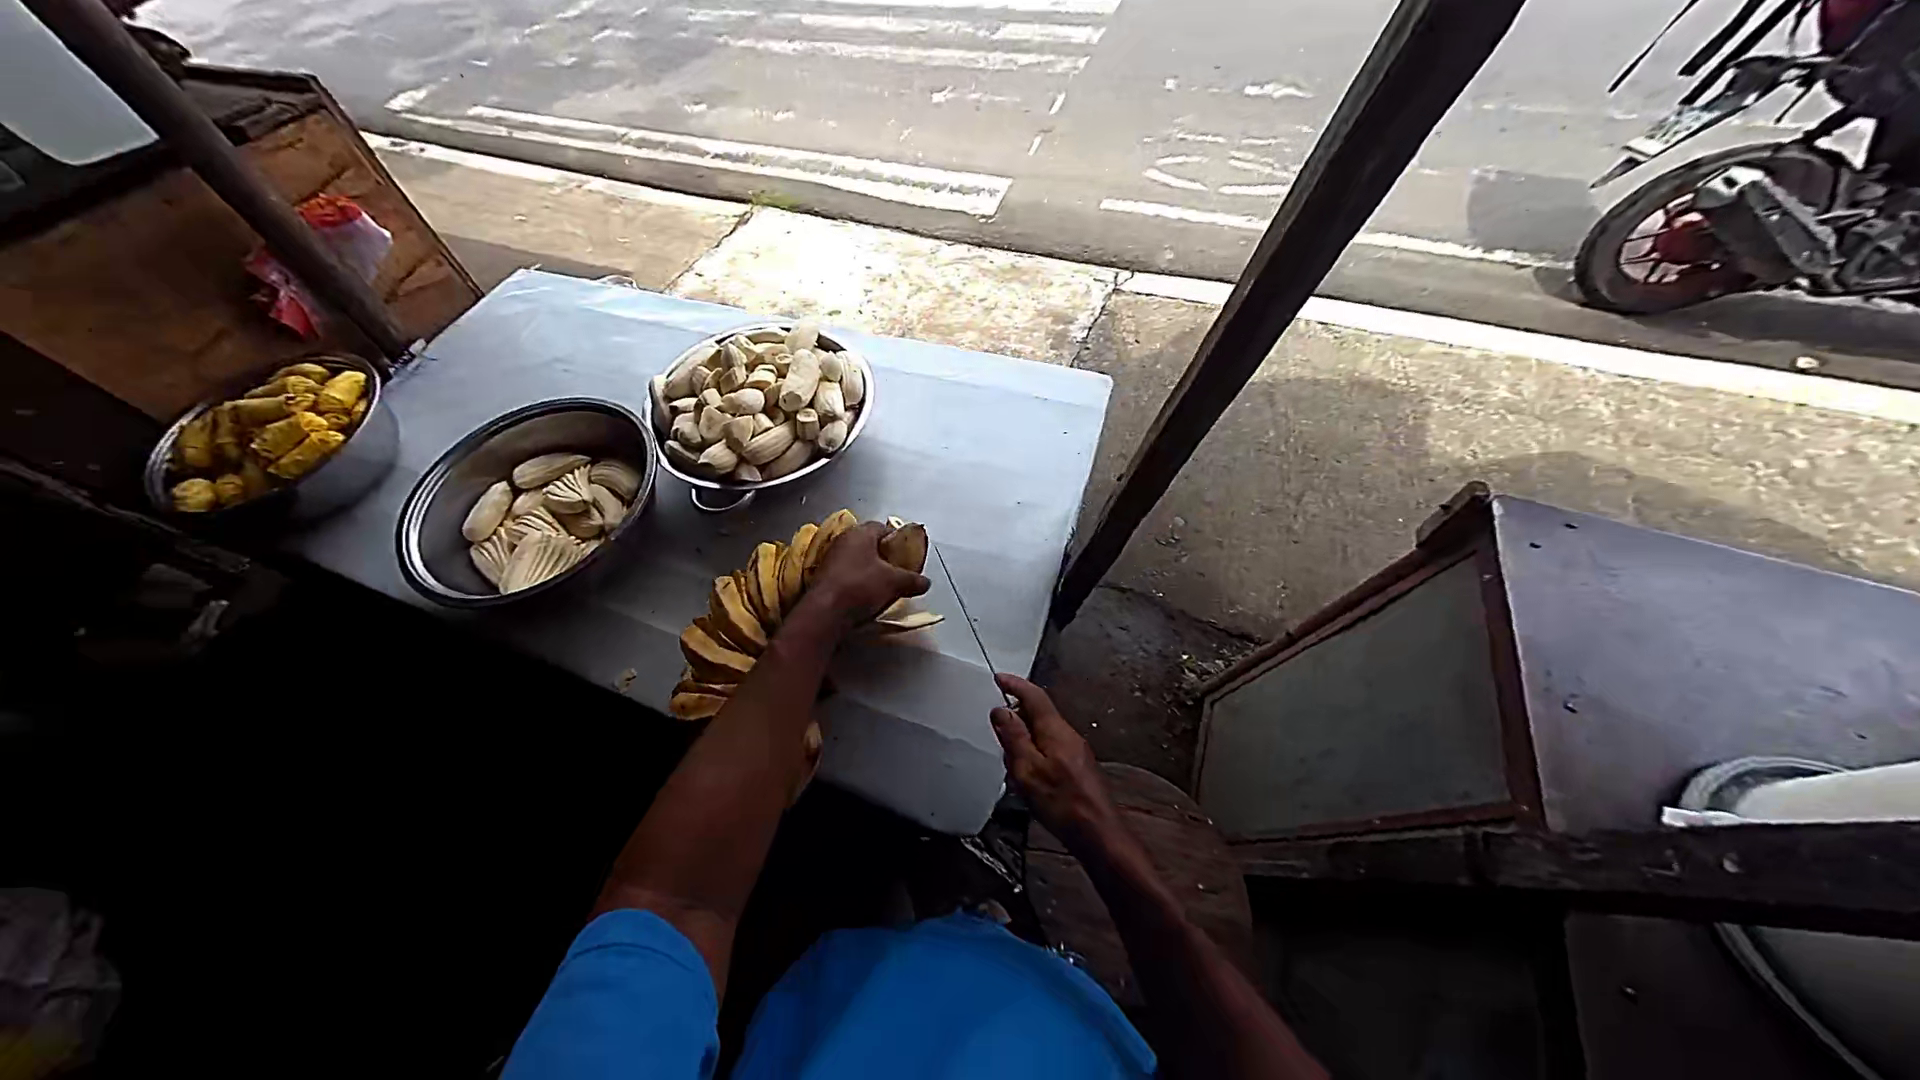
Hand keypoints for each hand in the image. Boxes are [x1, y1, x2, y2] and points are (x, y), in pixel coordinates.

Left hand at [800, 521, 929, 633]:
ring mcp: (829, 558)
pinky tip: (864, 594)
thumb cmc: (861, 587)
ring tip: (882, 584)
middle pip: (868, 543)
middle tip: (896, 569)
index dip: (896, 539)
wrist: (826, 613)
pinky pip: (845, 573)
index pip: (882, 527)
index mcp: (860, 533)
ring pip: (855, 558)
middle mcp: (842, 540)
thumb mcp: (895, 583)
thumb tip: (925, 582)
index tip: (906, 552)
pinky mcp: (821, 577)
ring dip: (868, 568)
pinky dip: (856, 580)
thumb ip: (913, 580)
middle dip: (883, 555)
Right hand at [989, 674, 1122, 851]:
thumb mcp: (1027, 769)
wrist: (1098, 833)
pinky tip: (1028, 778)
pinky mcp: (1077, 768)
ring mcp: (1075, 751)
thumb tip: (1000, 710)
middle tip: (998, 728)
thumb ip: (1013, 737)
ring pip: (1043, 733)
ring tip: (1012, 764)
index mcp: (1055, 730)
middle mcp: (1068, 735)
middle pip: (1039, 713)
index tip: (1000, 678)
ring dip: (1024, 740)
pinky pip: (1050, 750)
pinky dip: (1034, 754)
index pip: (1034, 696)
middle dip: (1016, 716)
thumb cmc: (1063, 803)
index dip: (1015, 684)